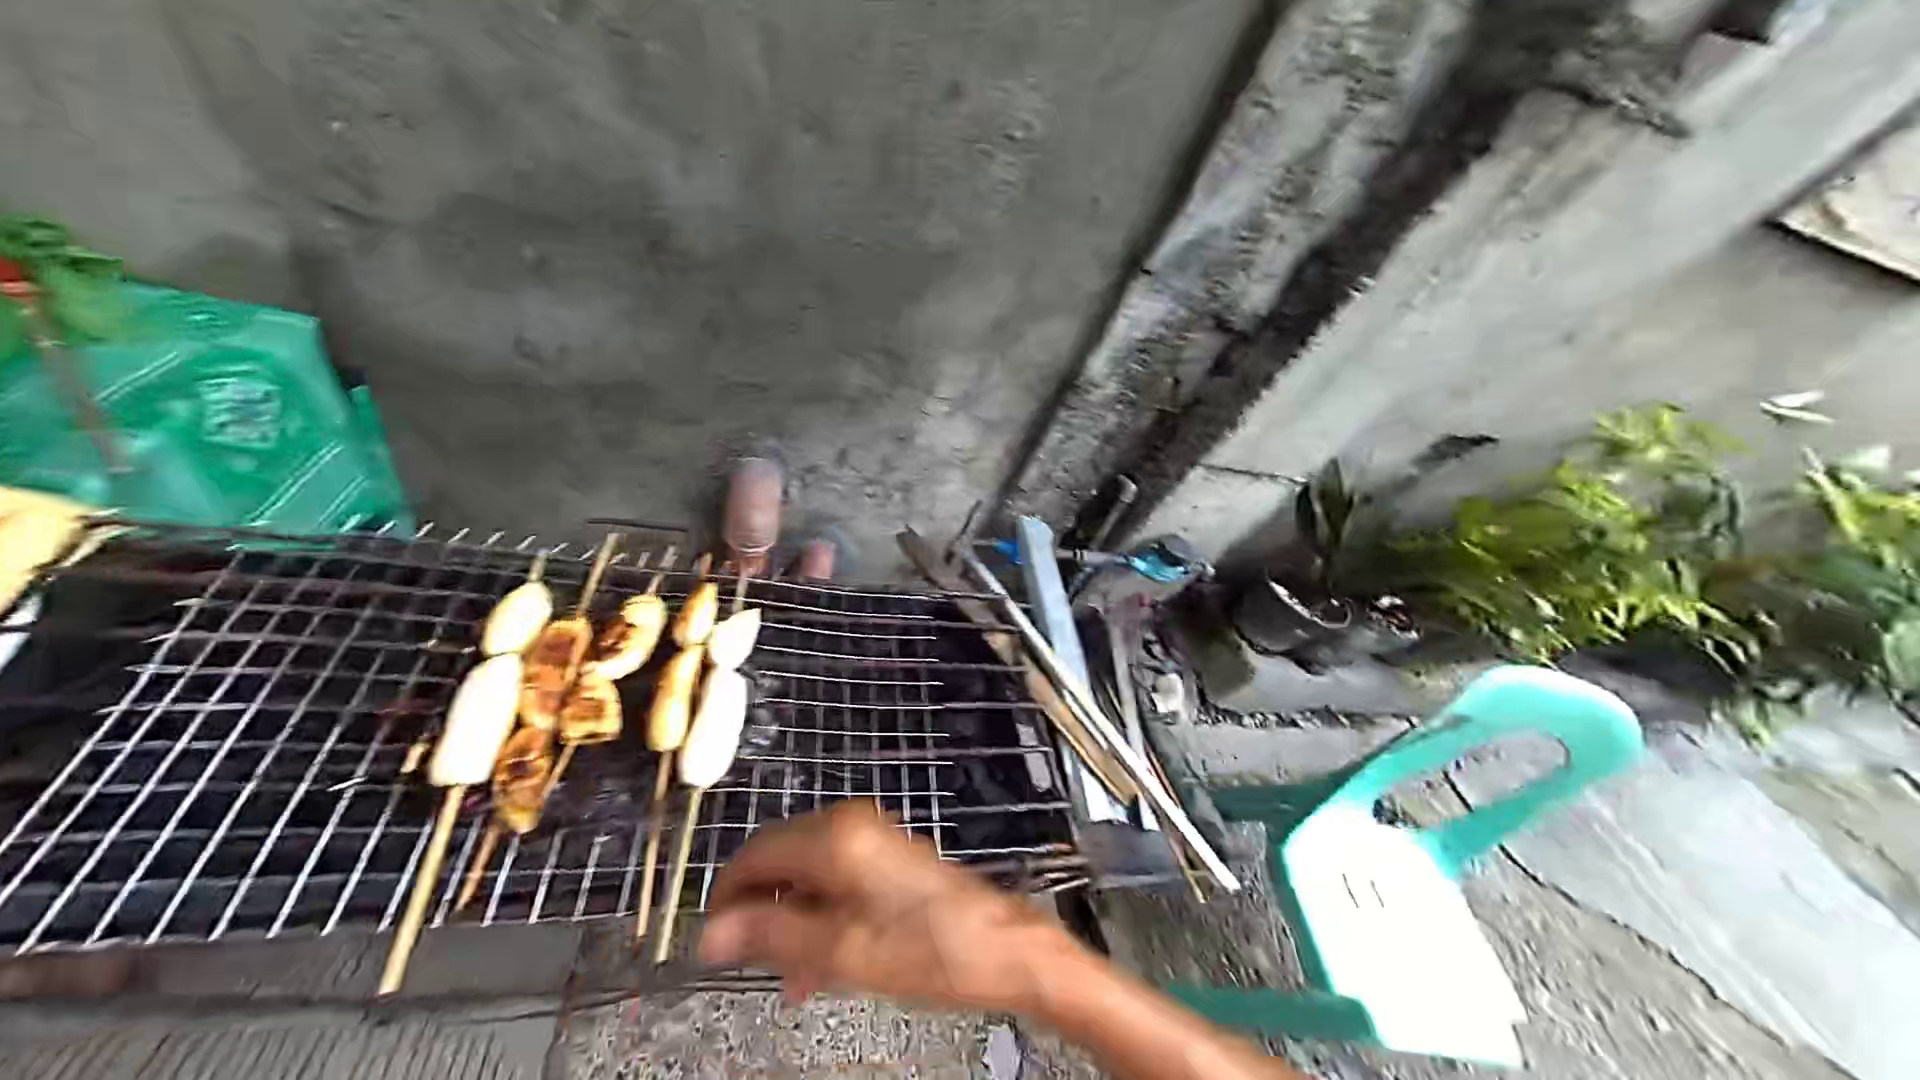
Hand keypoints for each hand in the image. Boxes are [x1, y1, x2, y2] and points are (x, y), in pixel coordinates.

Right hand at [698, 799, 1083, 1010]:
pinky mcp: (886, 856)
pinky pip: (834, 880)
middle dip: (760, 910)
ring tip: (790, 976)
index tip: (713, 941)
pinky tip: (819, 962)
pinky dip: (818, 915)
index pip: (754, 853)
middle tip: (751, 963)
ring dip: (790, 920)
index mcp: (835, 837)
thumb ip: (771, 935)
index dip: (727, 897)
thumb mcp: (840, 950)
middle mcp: (850, 825)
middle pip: (779, 859)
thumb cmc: (928, 947)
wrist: (1001, 946)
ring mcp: (871, 838)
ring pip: (806, 874)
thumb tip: (712, 934)